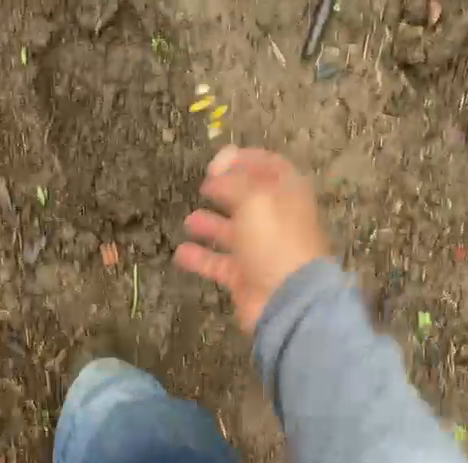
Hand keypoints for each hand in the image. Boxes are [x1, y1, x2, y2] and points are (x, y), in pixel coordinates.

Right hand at [174, 145, 330, 333]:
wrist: (285, 299)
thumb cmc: (274, 241)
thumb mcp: (254, 199)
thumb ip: (233, 181)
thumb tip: (216, 174)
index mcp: (286, 193)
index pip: (267, 165)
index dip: (243, 159)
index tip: (216, 161)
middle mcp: (274, 218)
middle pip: (248, 198)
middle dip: (225, 190)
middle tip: (203, 186)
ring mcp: (258, 249)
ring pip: (231, 232)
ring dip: (210, 225)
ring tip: (189, 220)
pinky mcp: (243, 276)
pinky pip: (218, 263)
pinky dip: (200, 258)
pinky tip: (180, 253)